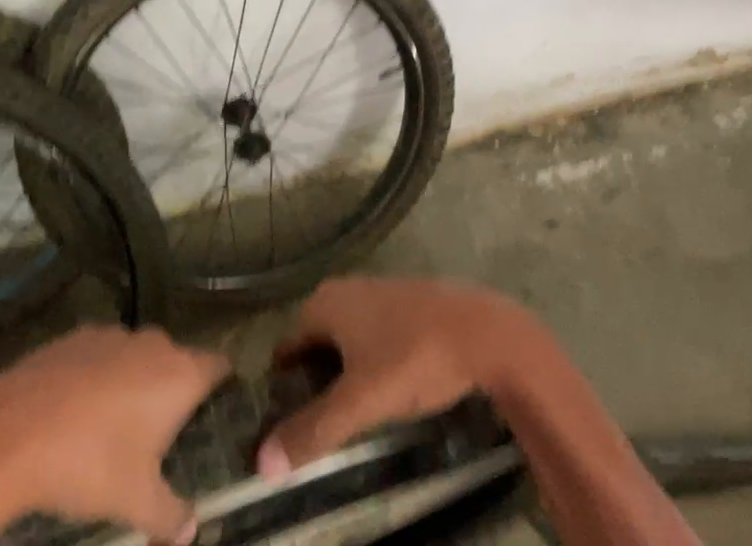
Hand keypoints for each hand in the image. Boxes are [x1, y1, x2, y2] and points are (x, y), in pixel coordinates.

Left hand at [0, 326, 227, 542]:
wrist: (6, 435)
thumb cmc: (88, 464)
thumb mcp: (136, 502)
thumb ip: (172, 516)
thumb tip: (189, 531)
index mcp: (180, 374)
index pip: (220, 366)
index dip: (222, 388)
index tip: (214, 416)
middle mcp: (151, 344)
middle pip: (177, 360)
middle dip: (174, 391)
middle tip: (164, 434)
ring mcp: (108, 335)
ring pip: (136, 356)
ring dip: (134, 381)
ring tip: (115, 425)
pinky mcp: (70, 337)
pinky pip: (99, 355)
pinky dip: (97, 376)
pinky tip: (76, 411)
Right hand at [257, 277, 548, 476]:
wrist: (489, 334)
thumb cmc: (415, 360)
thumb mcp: (361, 402)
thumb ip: (314, 430)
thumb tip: (262, 462)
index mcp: (324, 304)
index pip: (287, 348)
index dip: (286, 385)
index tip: (291, 420)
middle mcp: (347, 289)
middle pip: (318, 342)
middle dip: (318, 379)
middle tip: (326, 420)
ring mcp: (383, 290)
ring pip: (352, 337)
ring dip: (350, 368)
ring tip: (360, 408)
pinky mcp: (414, 300)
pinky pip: (381, 333)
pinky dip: (378, 357)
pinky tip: (396, 384)